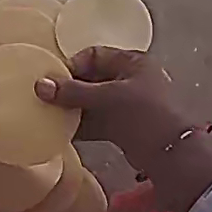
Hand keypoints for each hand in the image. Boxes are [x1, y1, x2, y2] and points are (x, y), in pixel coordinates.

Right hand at [36, 48, 211, 211]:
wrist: (171, 156)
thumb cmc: (144, 115)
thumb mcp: (108, 98)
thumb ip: (73, 92)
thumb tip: (39, 85)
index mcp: (132, 62)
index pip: (94, 54)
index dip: (72, 65)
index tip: (53, 81)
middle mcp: (129, 79)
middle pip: (91, 79)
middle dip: (69, 90)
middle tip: (47, 100)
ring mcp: (126, 105)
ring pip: (92, 102)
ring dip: (72, 109)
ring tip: (49, 116)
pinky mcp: (123, 127)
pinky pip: (96, 121)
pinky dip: (81, 125)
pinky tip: (61, 132)